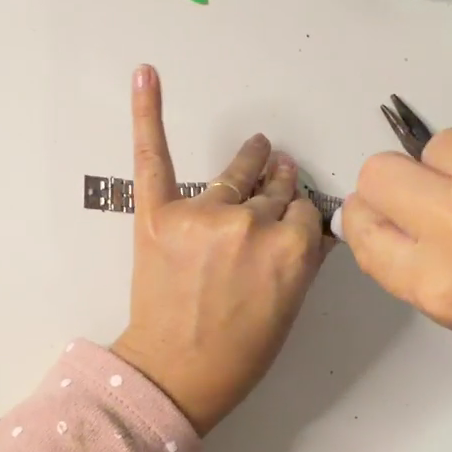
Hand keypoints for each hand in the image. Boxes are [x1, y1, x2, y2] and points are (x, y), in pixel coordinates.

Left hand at [110, 65, 327, 434]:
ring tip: (256, 149)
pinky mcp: (158, 214)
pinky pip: (154, 157)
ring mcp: (203, 215)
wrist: (178, 375)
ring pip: (232, 177)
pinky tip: (145, 75)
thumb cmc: (239, 354)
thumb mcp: (290, 308)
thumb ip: (302, 259)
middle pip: (271, 190)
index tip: (291, 219)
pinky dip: (146, 113)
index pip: (303, 210)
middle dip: (276, 189)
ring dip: (247, 164)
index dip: (296, 217)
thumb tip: (306, 225)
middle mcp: (251, 223)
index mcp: (292, 248)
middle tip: (278, 177)